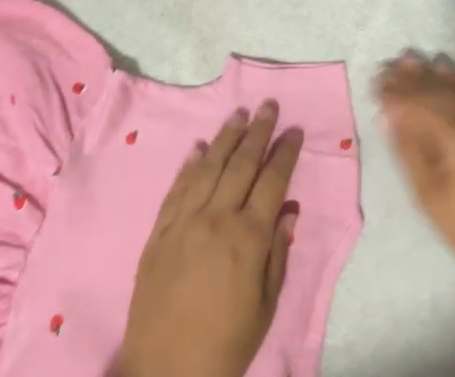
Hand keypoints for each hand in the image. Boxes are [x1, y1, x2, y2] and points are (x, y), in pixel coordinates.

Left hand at [117, 102, 302, 376]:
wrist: (166, 369)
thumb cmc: (226, 341)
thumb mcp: (266, 304)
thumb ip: (277, 253)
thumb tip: (290, 210)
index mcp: (248, 237)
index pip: (272, 181)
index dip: (285, 153)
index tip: (295, 130)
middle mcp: (216, 219)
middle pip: (241, 164)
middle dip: (258, 132)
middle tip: (269, 105)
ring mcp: (183, 223)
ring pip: (207, 168)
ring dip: (225, 138)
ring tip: (238, 114)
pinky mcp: (159, 232)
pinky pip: (176, 189)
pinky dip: (189, 165)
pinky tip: (199, 148)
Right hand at [375, 55, 454, 300]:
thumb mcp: (429, 193)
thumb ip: (409, 148)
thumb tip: (390, 114)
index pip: (418, 101)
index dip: (394, 92)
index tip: (373, 84)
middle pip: (439, 89)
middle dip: (411, 77)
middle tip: (387, 66)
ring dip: (433, 75)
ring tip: (411, 61)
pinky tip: (446, 75)